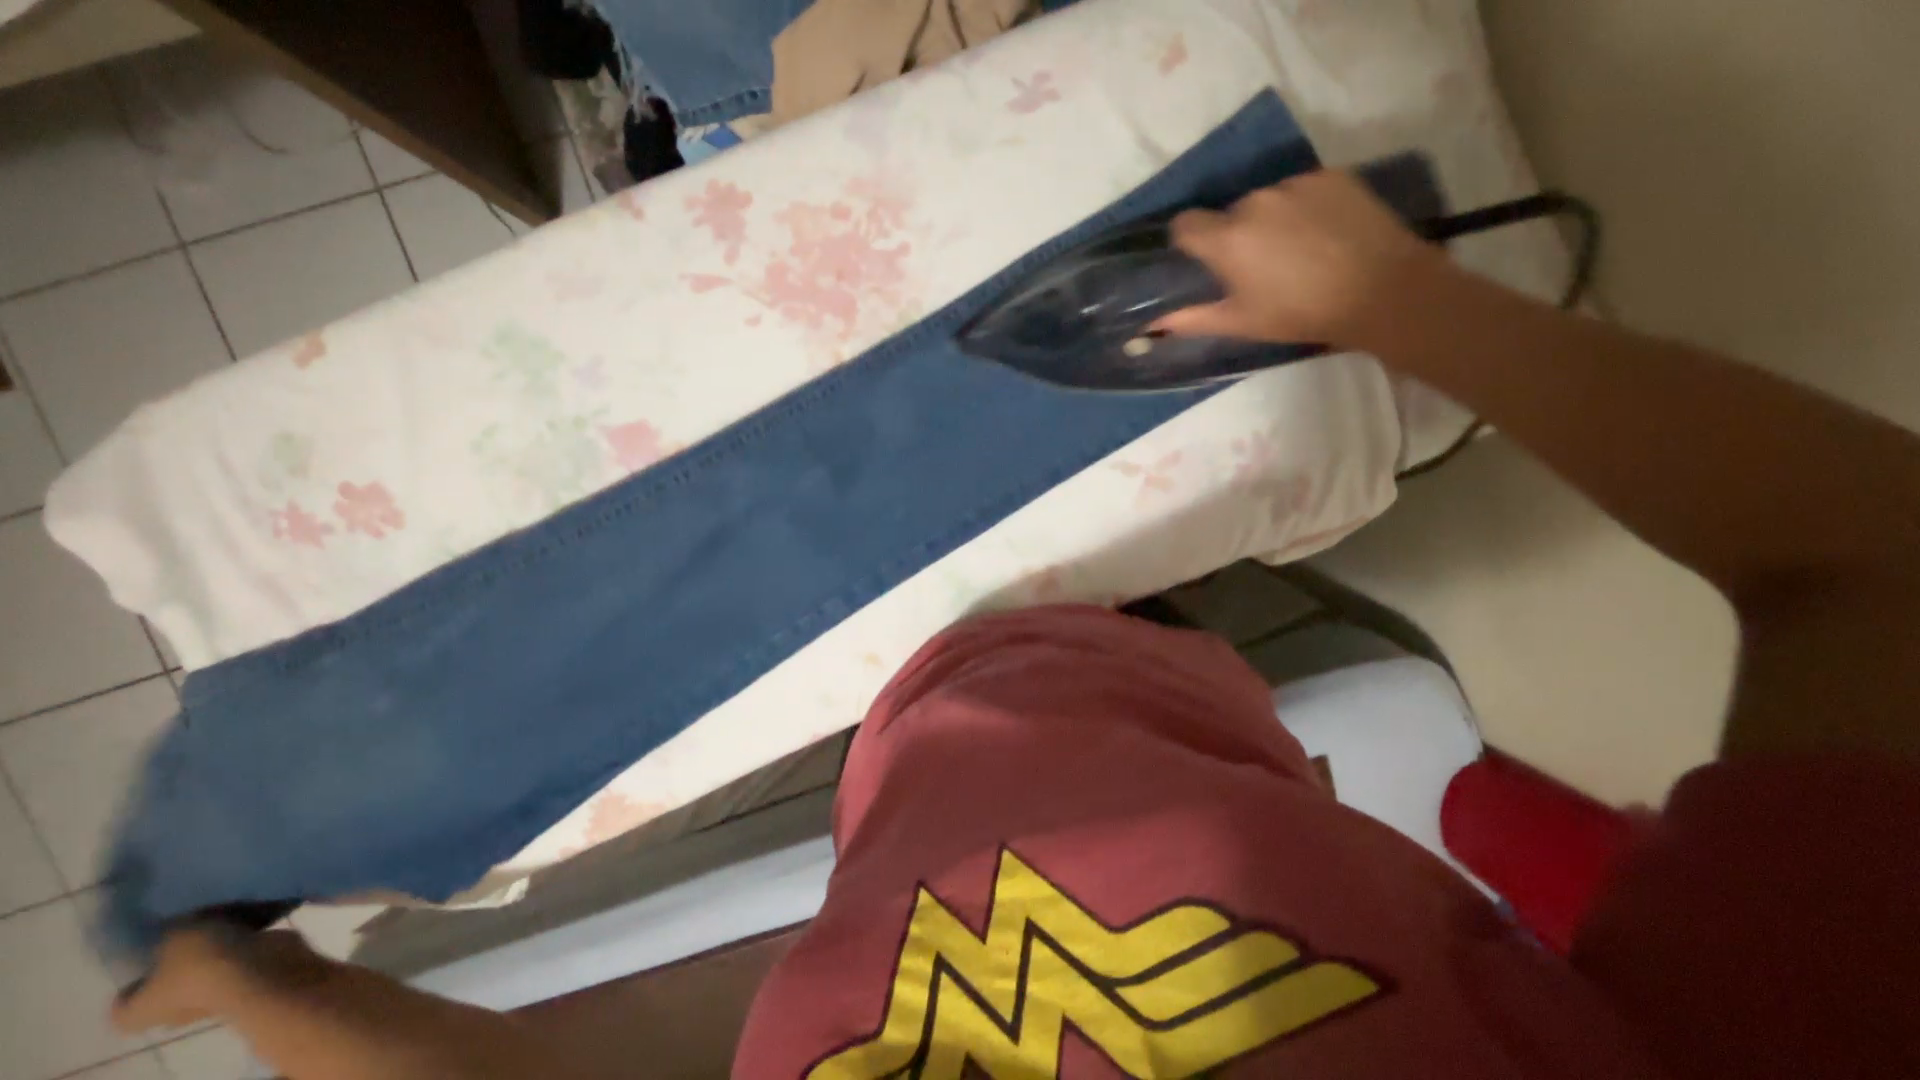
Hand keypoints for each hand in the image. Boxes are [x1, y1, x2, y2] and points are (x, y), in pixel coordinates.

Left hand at [113, 925, 329, 1035]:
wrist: (264, 972)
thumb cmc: (201, 964)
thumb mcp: (175, 934)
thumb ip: (171, 929)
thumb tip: (175, 925)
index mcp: (138, 1011)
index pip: (122, 1000)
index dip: (132, 976)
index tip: (146, 949)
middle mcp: (172, 1013)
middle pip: (169, 982)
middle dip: (179, 957)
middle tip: (187, 925)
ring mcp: (214, 999)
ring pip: (208, 967)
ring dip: (215, 947)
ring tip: (224, 912)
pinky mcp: (249, 982)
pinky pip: (240, 958)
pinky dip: (244, 940)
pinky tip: (251, 914)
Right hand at [1153, 169, 1444, 347]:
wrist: (1383, 291)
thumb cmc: (1303, 314)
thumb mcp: (1243, 322)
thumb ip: (1193, 319)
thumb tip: (1153, 324)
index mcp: (1228, 238)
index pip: (1185, 224)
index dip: (1191, 241)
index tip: (1206, 261)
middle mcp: (1255, 201)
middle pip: (1231, 212)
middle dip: (1238, 234)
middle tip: (1262, 266)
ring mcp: (1295, 184)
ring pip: (1268, 200)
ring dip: (1274, 220)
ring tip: (1300, 250)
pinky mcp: (1331, 176)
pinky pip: (1303, 189)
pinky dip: (1306, 207)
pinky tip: (1326, 233)